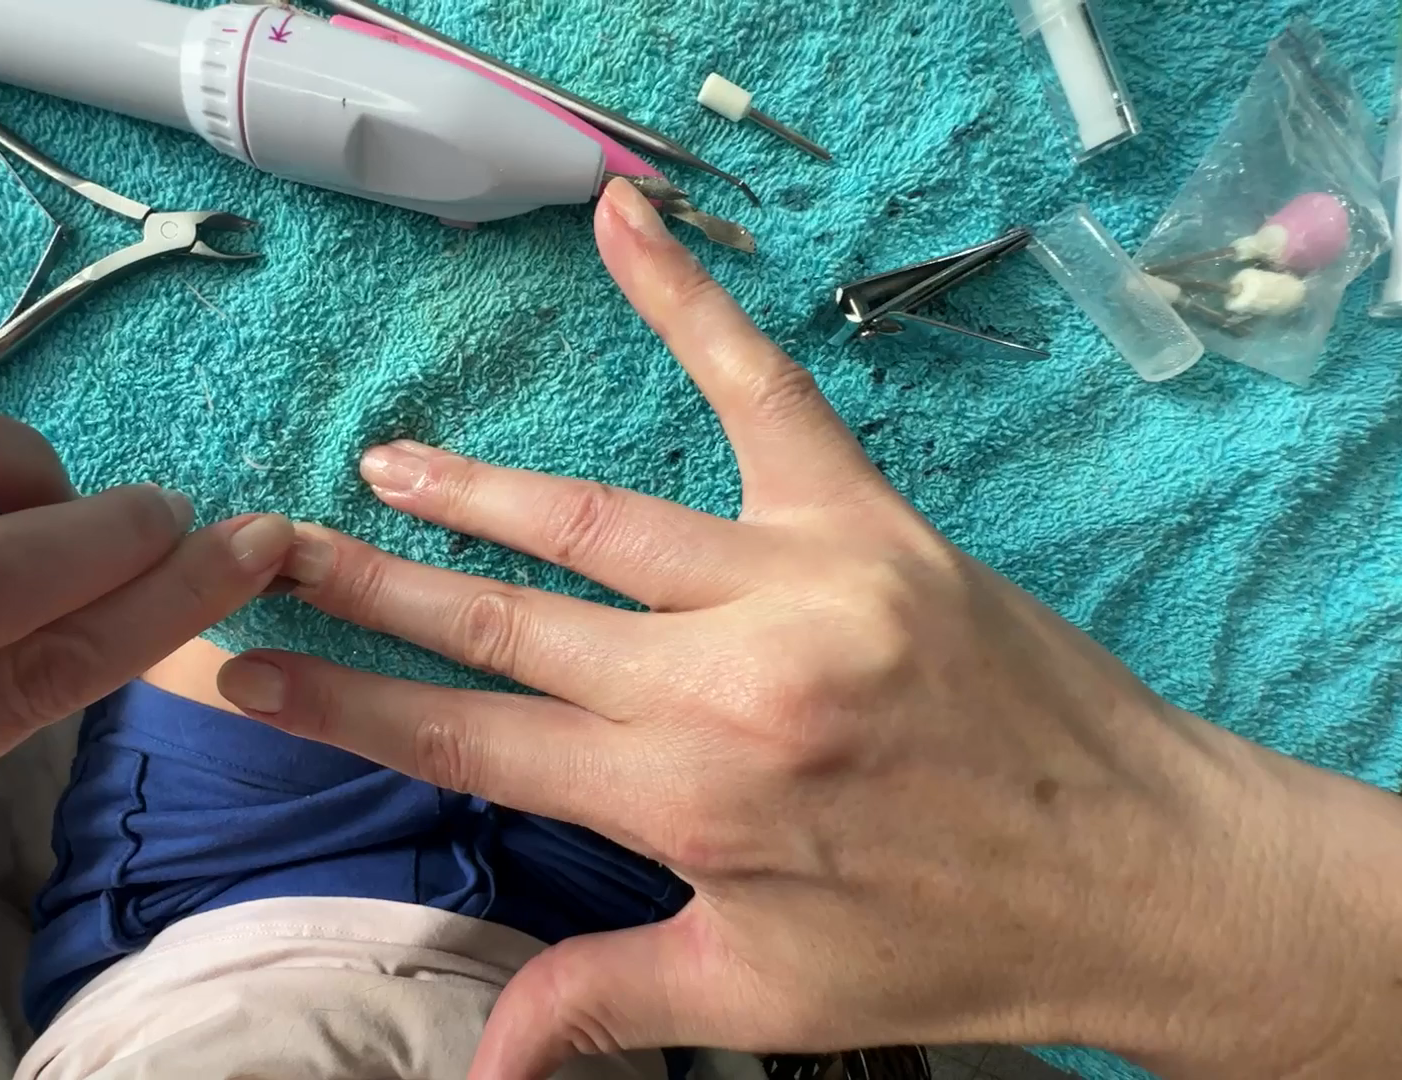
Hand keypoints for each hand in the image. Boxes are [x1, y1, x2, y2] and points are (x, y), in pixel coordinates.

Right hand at [215, 180, 1401, 1077]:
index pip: (470, 743)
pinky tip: (623, 227)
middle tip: (269, 543)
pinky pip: (757, 389)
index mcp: (691, 801)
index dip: (344, 704)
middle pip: (505, 621)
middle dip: (368, 585)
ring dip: (475, 495)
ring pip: (595, 522)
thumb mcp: (768, 997)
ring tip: (390, 471)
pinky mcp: (860, 516)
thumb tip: (479, 1057)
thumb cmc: (951, 943)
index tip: (245, 668)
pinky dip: (688, 303)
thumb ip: (608, 999)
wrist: (1156, 873)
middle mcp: (729, 680)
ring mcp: (798, 579)